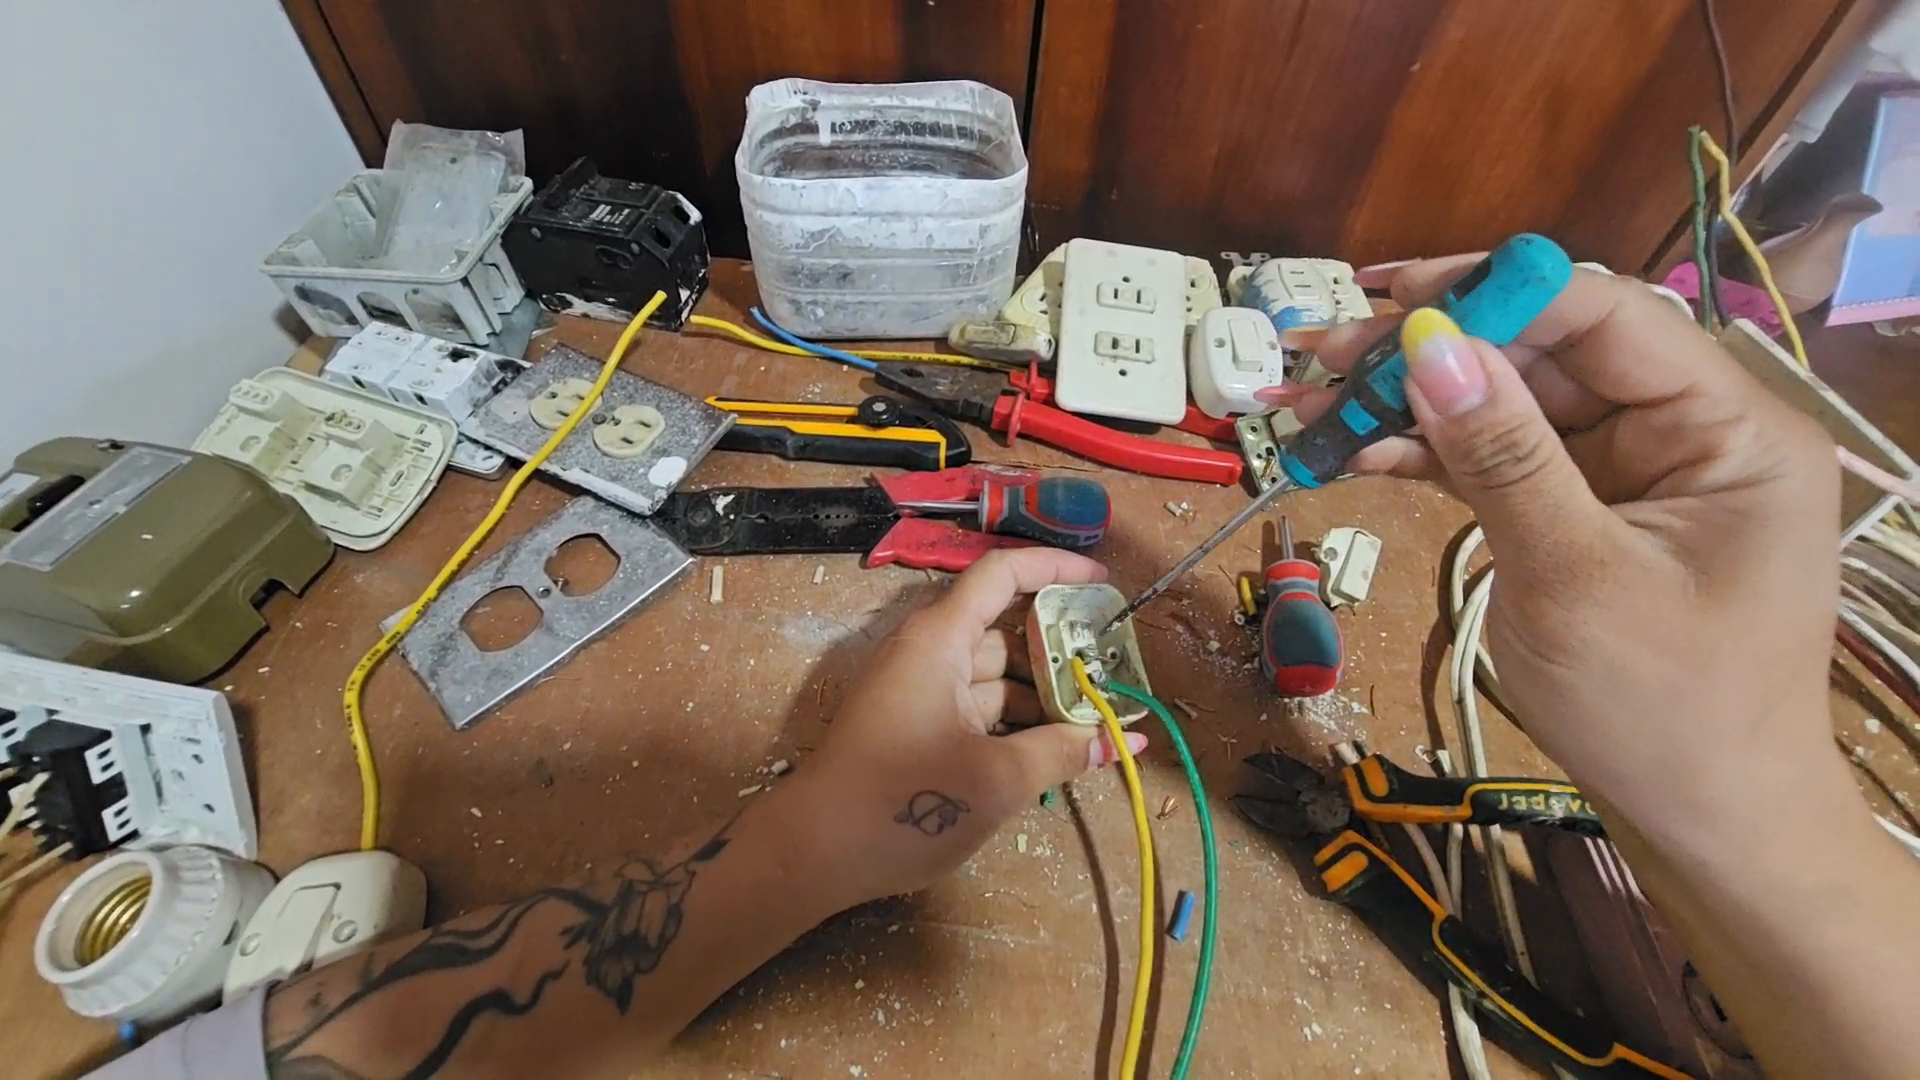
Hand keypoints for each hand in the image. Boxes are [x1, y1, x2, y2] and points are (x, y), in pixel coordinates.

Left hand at [791, 549, 1148, 906]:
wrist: (814, 852)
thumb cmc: (904, 802)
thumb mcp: (996, 779)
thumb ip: (1062, 752)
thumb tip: (1123, 741)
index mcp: (940, 639)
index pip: (1001, 574)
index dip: (1055, 568)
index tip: (1103, 585)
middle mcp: (929, 652)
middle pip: (1005, 631)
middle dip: (1059, 651)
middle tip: (1113, 674)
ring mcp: (919, 689)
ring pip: (993, 675)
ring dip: (1040, 695)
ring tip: (1097, 721)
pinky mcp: (915, 724)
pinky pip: (974, 707)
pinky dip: (1012, 721)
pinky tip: (1053, 751)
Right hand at [1292, 262, 1849, 849]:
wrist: (1687, 804)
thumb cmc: (1657, 699)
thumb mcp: (1572, 571)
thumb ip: (1504, 455)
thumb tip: (1430, 351)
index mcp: (1721, 426)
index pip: (1601, 318)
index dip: (1492, 296)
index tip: (1388, 298)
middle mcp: (1669, 428)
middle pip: (1531, 356)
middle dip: (1422, 355)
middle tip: (1318, 359)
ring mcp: (1611, 468)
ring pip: (1492, 406)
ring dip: (1399, 407)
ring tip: (1307, 408)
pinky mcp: (1563, 504)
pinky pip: (1482, 458)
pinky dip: (1416, 455)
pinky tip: (1353, 453)